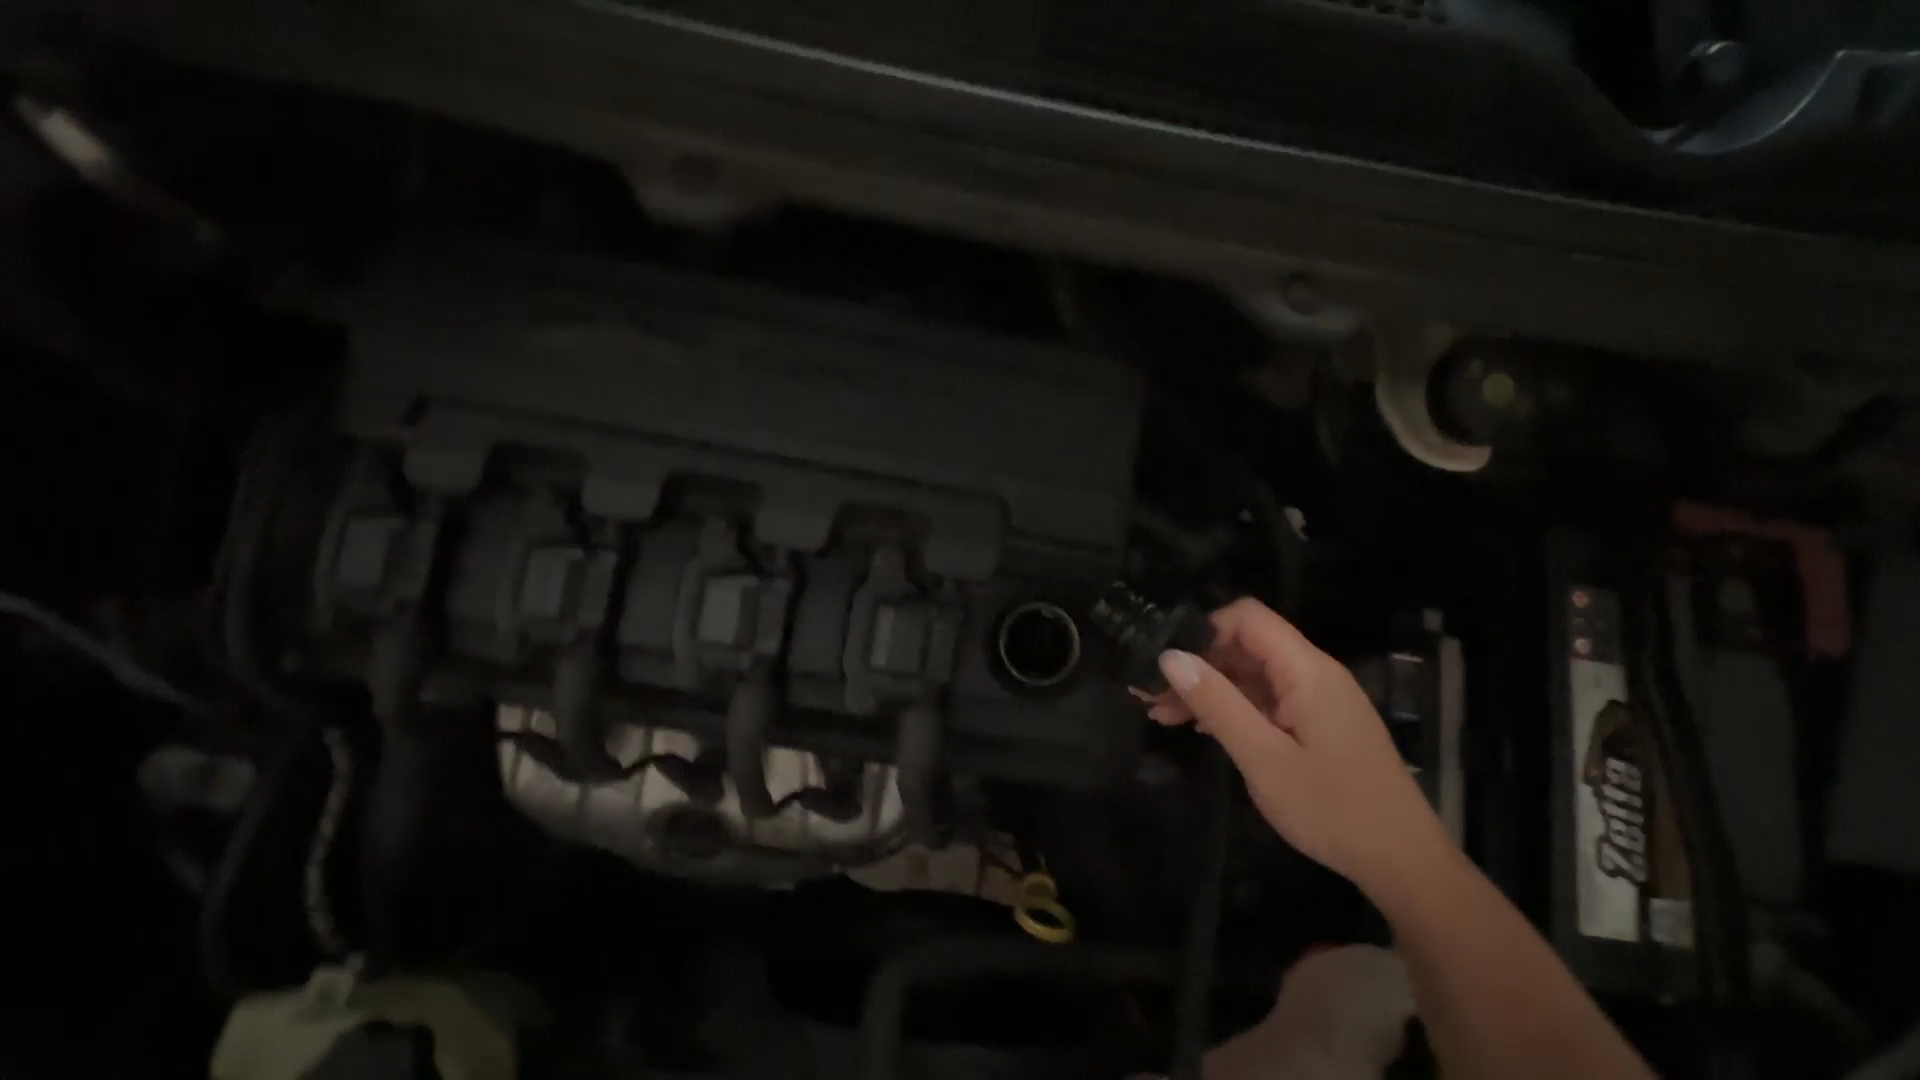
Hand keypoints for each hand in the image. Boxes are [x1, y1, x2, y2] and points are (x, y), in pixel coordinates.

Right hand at [1140, 599, 1449, 895]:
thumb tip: (1170, 656)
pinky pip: (1269, 701)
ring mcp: (1319, 700)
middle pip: (1247, 646)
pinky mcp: (1320, 725)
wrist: (1403, 861)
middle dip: (1197, 665)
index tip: (1166, 664)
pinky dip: (1233, 709)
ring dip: (1210, 690)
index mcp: (1306, 671)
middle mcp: (1315, 674)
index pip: (1248, 617)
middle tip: (1150, 697)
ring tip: (1162, 716)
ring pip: (1254, 676)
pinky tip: (1201, 729)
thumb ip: (1216, 703)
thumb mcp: (1262, 757)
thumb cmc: (1331, 808)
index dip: (1203, 630)